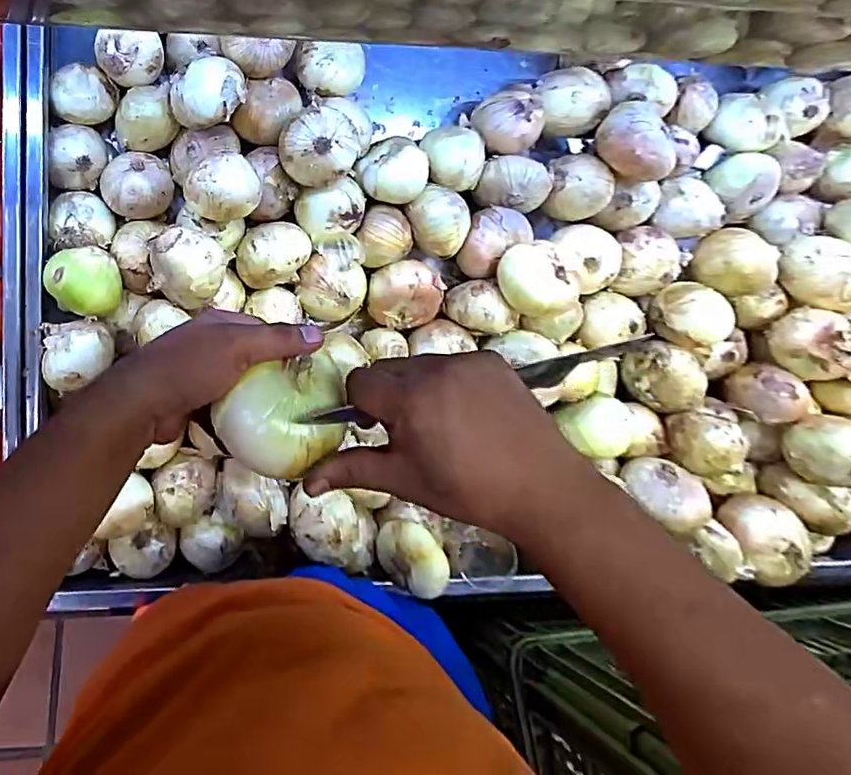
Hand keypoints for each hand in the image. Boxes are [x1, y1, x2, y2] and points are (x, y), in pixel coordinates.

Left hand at [82, 311, 321, 448]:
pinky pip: (219, 410)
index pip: (260, 328)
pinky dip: (232, 420)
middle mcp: (206, 344)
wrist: (143, 404)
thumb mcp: (240, 346)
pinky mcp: (188, 403)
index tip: (306, 365)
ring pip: (234, 386)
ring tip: (280, 417)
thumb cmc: (191, 366)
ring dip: (250, 400)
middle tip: (296, 396)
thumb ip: (278, 340)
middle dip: (268, 375)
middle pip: (248, 358)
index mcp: (217, 323)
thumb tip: (318, 333)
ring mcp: (195, 375)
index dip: (284, 342)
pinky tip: (249, 433)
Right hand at [303, 351, 595, 539]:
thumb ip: (352, 470)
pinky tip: (471, 413)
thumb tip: (307, 483)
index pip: (359, 380)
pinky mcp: (492, 361)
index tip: (377, 428)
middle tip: (410, 431)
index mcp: (407, 397)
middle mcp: (432, 367)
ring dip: (418, 387)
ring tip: (444, 424)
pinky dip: (451, 382)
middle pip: (388, 369)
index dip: (361, 405)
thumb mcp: (404, 480)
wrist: (544, 489)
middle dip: (388, 395)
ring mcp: (465, 360)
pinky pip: (454, 363)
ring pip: (420, 365)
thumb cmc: (466, 489)